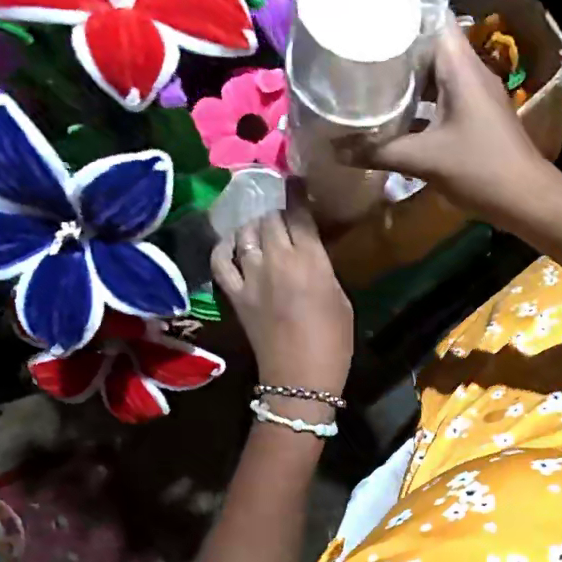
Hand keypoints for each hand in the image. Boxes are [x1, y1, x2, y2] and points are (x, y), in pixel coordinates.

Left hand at [209, 194, 353, 402]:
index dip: (297, 194)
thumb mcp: (340, 299)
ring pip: (246, 233)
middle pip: (269, 219)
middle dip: (276, 212)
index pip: (299, 214)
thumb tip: (310, 254)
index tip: (296, 182)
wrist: (300, 378)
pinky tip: (232, 244)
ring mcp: (251, 276)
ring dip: (254, 225)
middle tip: (282, 214)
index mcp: (310, 260)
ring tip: (260, 227)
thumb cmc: (334, 342)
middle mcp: (277, 260)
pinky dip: (224, 248)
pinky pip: (221, 261)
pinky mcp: (234, 295)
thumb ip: (322, 268)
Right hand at [364, 23, 561, 220]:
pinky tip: (394, 115)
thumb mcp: (424, 159)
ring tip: (367, 78)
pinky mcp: (477, 117)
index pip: (430, 17)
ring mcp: (476, 96)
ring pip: (436, 74)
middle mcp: (470, 72)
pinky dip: (420, 102)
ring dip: (407, 77)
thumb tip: (336, 150)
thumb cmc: (479, 169)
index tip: (364, 13)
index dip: (398, 11)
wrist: (527, 199)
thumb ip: (378, 151)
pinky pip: (443, 97)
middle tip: (354, 48)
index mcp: (460, 67)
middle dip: (394, 47)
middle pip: (429, 45)